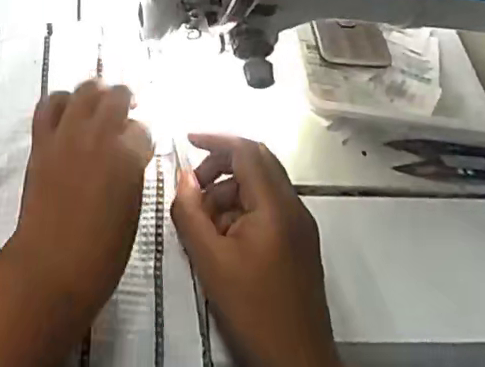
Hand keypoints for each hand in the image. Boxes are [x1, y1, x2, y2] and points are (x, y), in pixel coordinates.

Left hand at [0, 80, 152, 366]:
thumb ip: (133, 172)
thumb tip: (130, 154)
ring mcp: (67, 134)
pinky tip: (68, 110)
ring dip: (96, 93)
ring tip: (100, 103)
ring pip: (84, 91)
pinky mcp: (42, 140)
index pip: (143, 129)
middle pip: (117, 97)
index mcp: (128, 156)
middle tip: (127, 110)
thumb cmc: (101, 252)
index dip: (144, 137)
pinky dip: (61, 101)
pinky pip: (49, 104)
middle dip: (126, 101)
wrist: (50, 266)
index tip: (142, 145)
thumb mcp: (133, 210)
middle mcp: (98, 135)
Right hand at [171, 133, 339, 366]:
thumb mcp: (210, 260)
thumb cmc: (253, 310)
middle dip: (220, 164)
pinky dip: (242, 208)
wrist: (297, 364)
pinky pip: (268, 207)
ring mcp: (301, 227)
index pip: (246, 150)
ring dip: (229, 190)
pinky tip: (223, 237)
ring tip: (204, 221)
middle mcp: (294, 208)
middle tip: (193, 184)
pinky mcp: (300, 244)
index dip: (214, 139)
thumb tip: (183, 177)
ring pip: (261, 185)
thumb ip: (190, 212)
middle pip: (257, 161)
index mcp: (275, 206)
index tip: (187, 140)